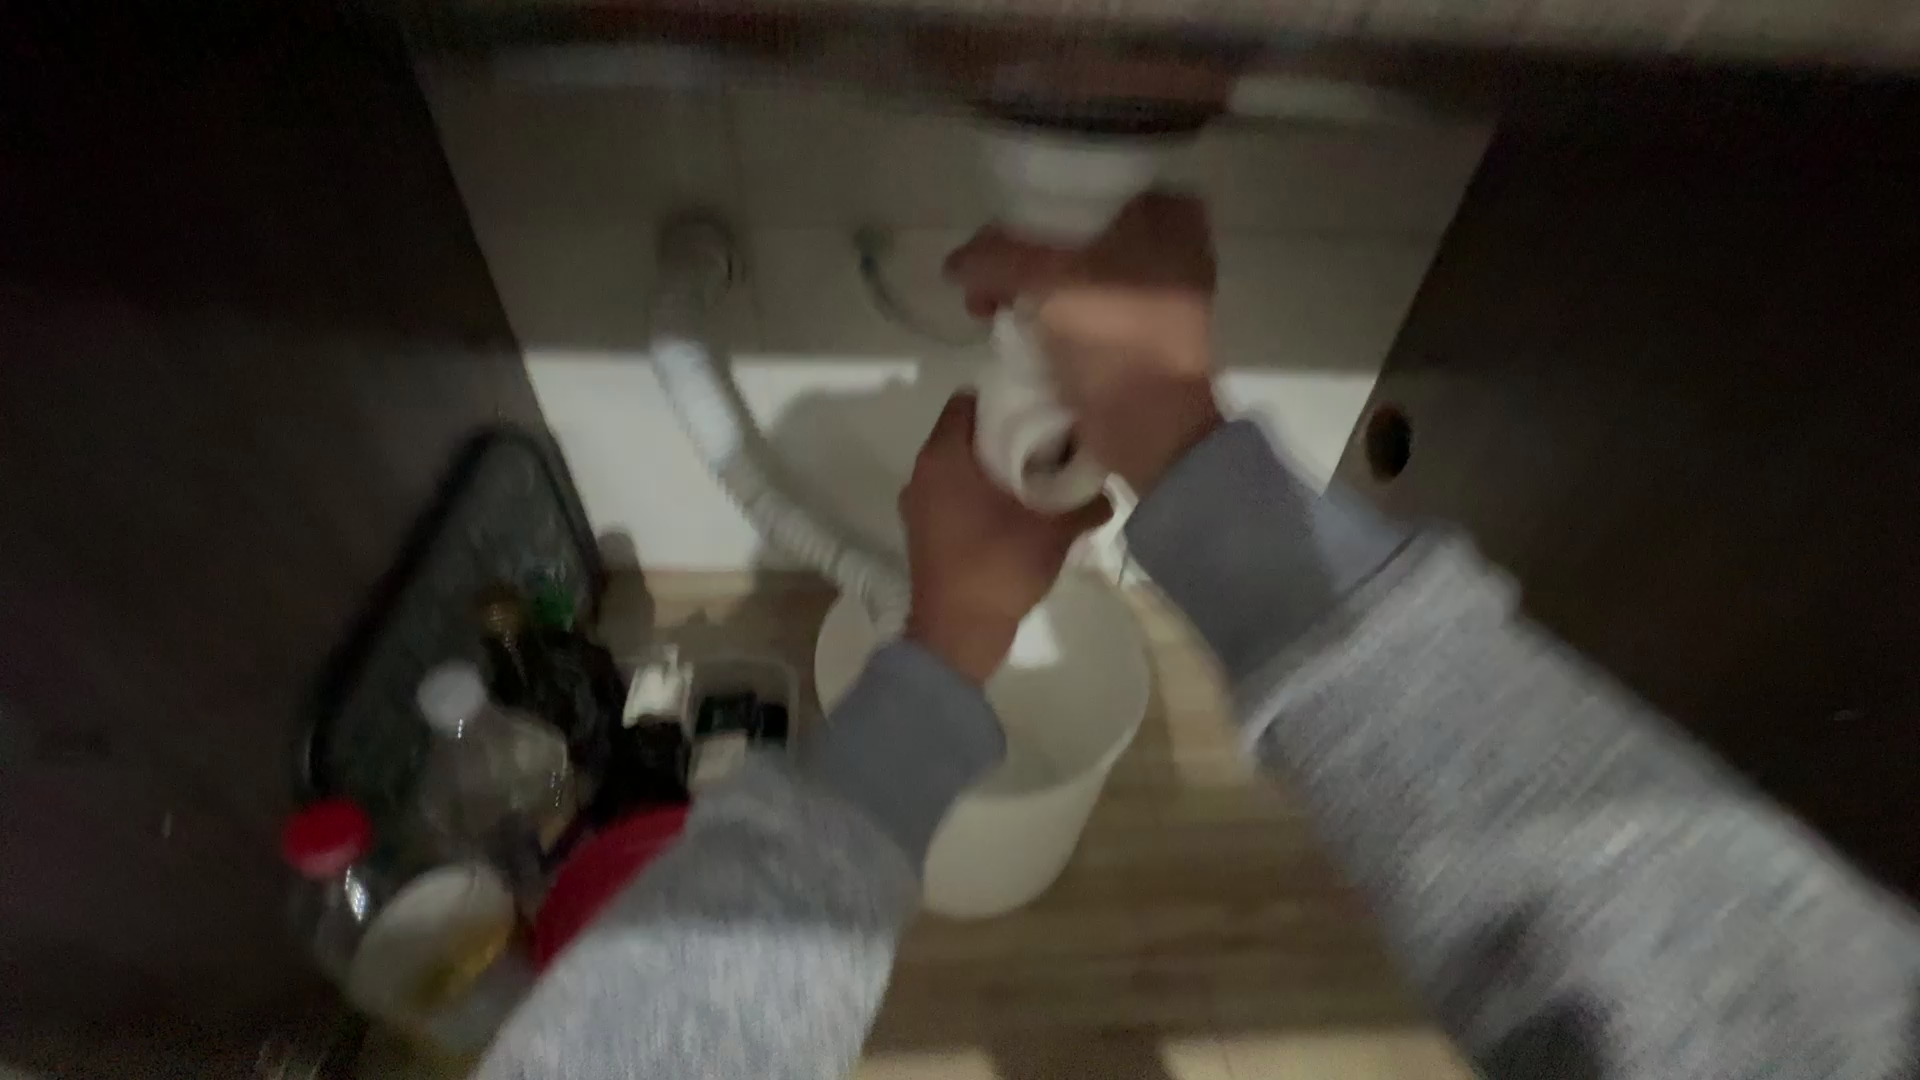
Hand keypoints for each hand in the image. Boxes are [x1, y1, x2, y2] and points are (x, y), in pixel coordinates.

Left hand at [900, 393, 1112, 683]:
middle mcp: (922, 473)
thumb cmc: (997, 567)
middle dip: (1005, 436)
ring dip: (994, 470)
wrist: (957, 634)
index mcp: (943, 458)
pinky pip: (953, 496)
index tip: (1040, 409)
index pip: (968, 402)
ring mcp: (919, 505)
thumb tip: (1110, 494)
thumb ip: (1084, 505)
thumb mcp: (1052, 532)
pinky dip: (980, 495)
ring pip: (960, 468)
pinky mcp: (924, 532)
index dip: (1005, 399)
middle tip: (1050, 443)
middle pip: (965, 435)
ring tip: (1039, 477)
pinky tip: (1017, 511)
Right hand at [944, 191, 1224, 495]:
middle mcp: (1168, 245)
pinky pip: (1081, 312)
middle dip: (1020, 256)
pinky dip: (1048, 318)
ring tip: (984, 310)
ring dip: (1026, 291)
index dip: (1032, 207)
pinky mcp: (1136, 338)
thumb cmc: (1113, 336)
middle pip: (1074, 234)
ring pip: (1074, 275)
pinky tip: (1012, 330)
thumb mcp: (1049, 281)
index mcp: (1165, 212)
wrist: (1151, 428)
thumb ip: (996, 257)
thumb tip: (953, 263)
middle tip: (982, 279)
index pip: (1085, 187)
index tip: (994, 234)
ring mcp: (1154, 295)